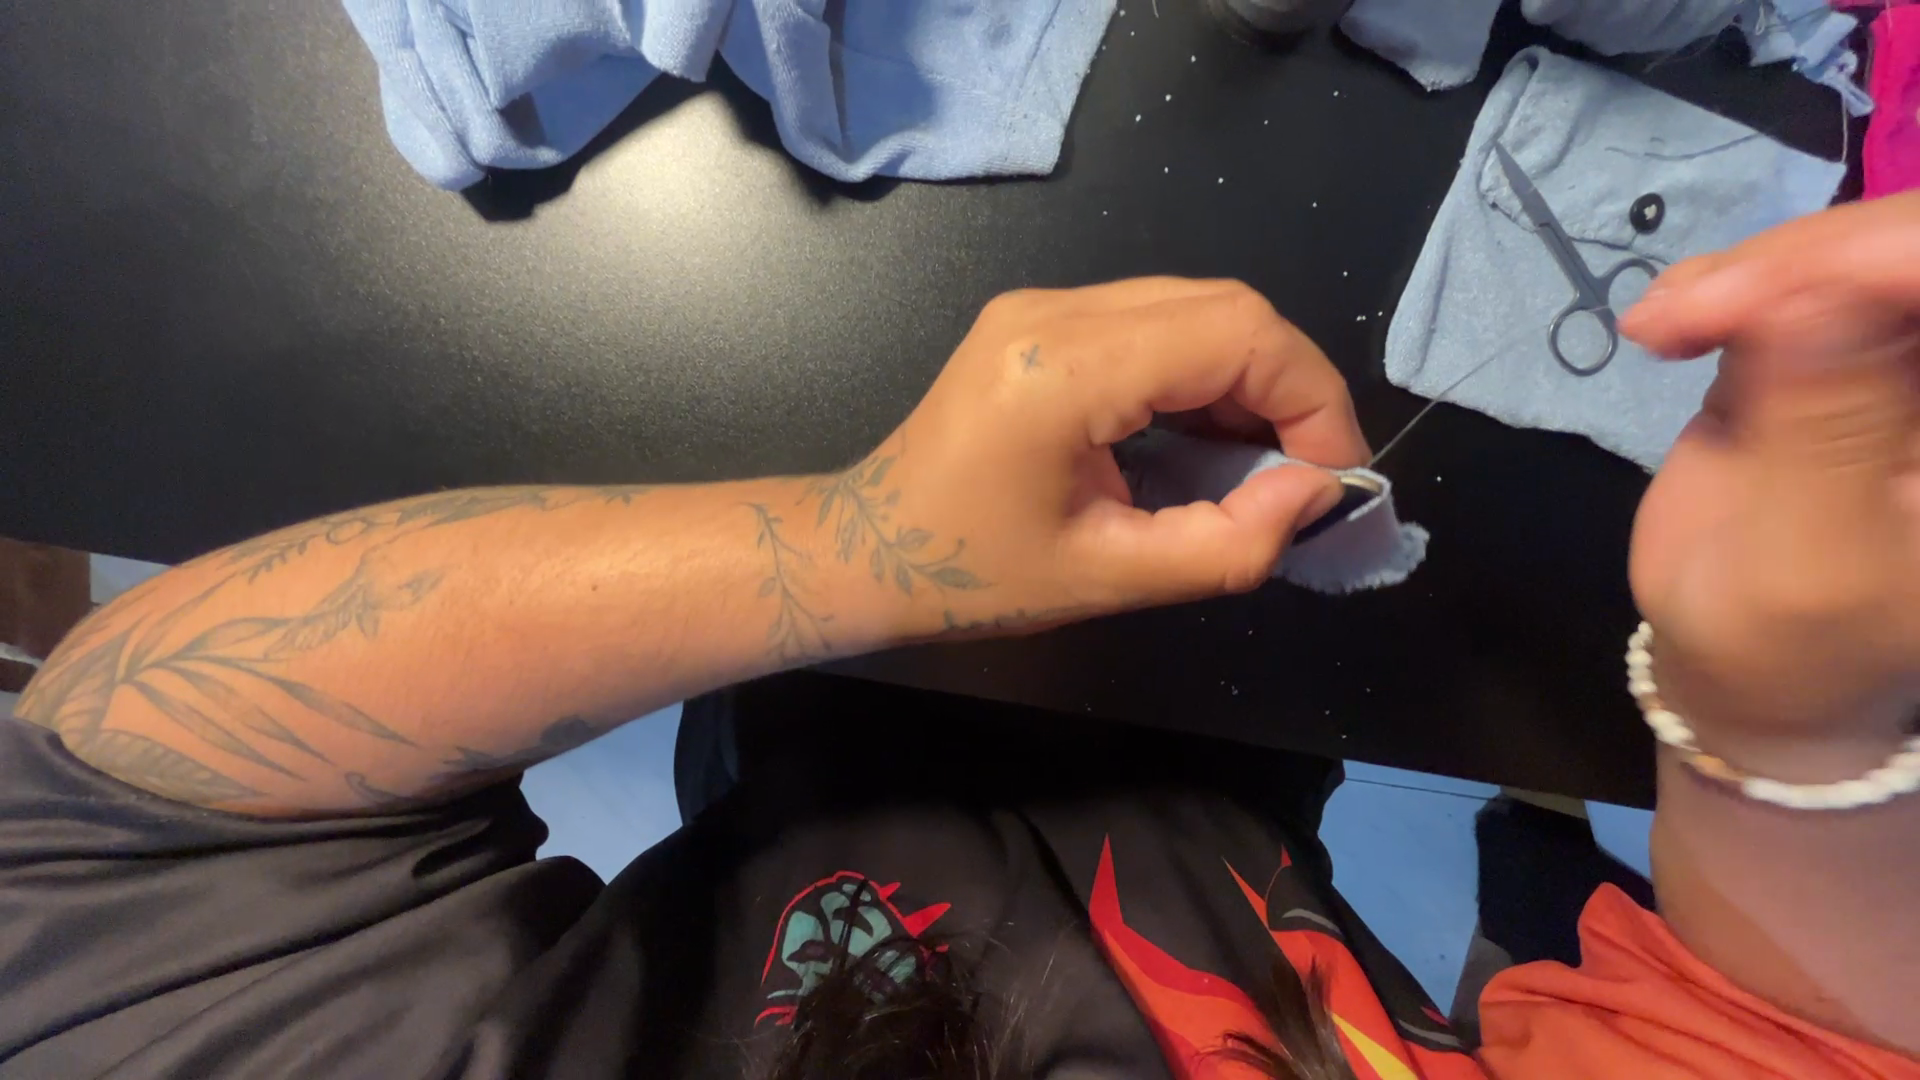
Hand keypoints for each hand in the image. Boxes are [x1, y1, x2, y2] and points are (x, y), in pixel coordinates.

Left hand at [867, 278, 1366, 636]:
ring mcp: (1038, 308)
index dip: (1311, 398)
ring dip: (1242, 382)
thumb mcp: (1107, 579)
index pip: (1237, 333)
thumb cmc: (971, 575)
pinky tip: (1200, 440)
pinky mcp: (1034, 324)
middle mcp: (1052, 311)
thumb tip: (1314, 495)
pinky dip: (1194, 377)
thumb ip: (1226, 545)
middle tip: (1298, 474)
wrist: (868, 548)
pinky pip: (1146, 327)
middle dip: (1284, 388)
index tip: (1330, 477)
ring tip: (1255, 465)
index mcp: (1064, 368)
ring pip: (1189, 311)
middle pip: (1221, 308)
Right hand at [1621, 194, 1919, 772]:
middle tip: (1679, 315)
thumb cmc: (1788, 630)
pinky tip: (1662, 320)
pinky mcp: (1809, 359)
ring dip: (1744, 271)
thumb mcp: (1811, 552)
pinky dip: (1714, 287)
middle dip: (1799, 261)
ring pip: (1845, 253)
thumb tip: (1814, 298)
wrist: (1740, 655)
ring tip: (1654, 326)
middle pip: (1913, 250)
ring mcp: (1888, 360)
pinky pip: (1780, 286)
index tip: (1756, 298)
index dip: (1892, 260)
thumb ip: (1823, 430)